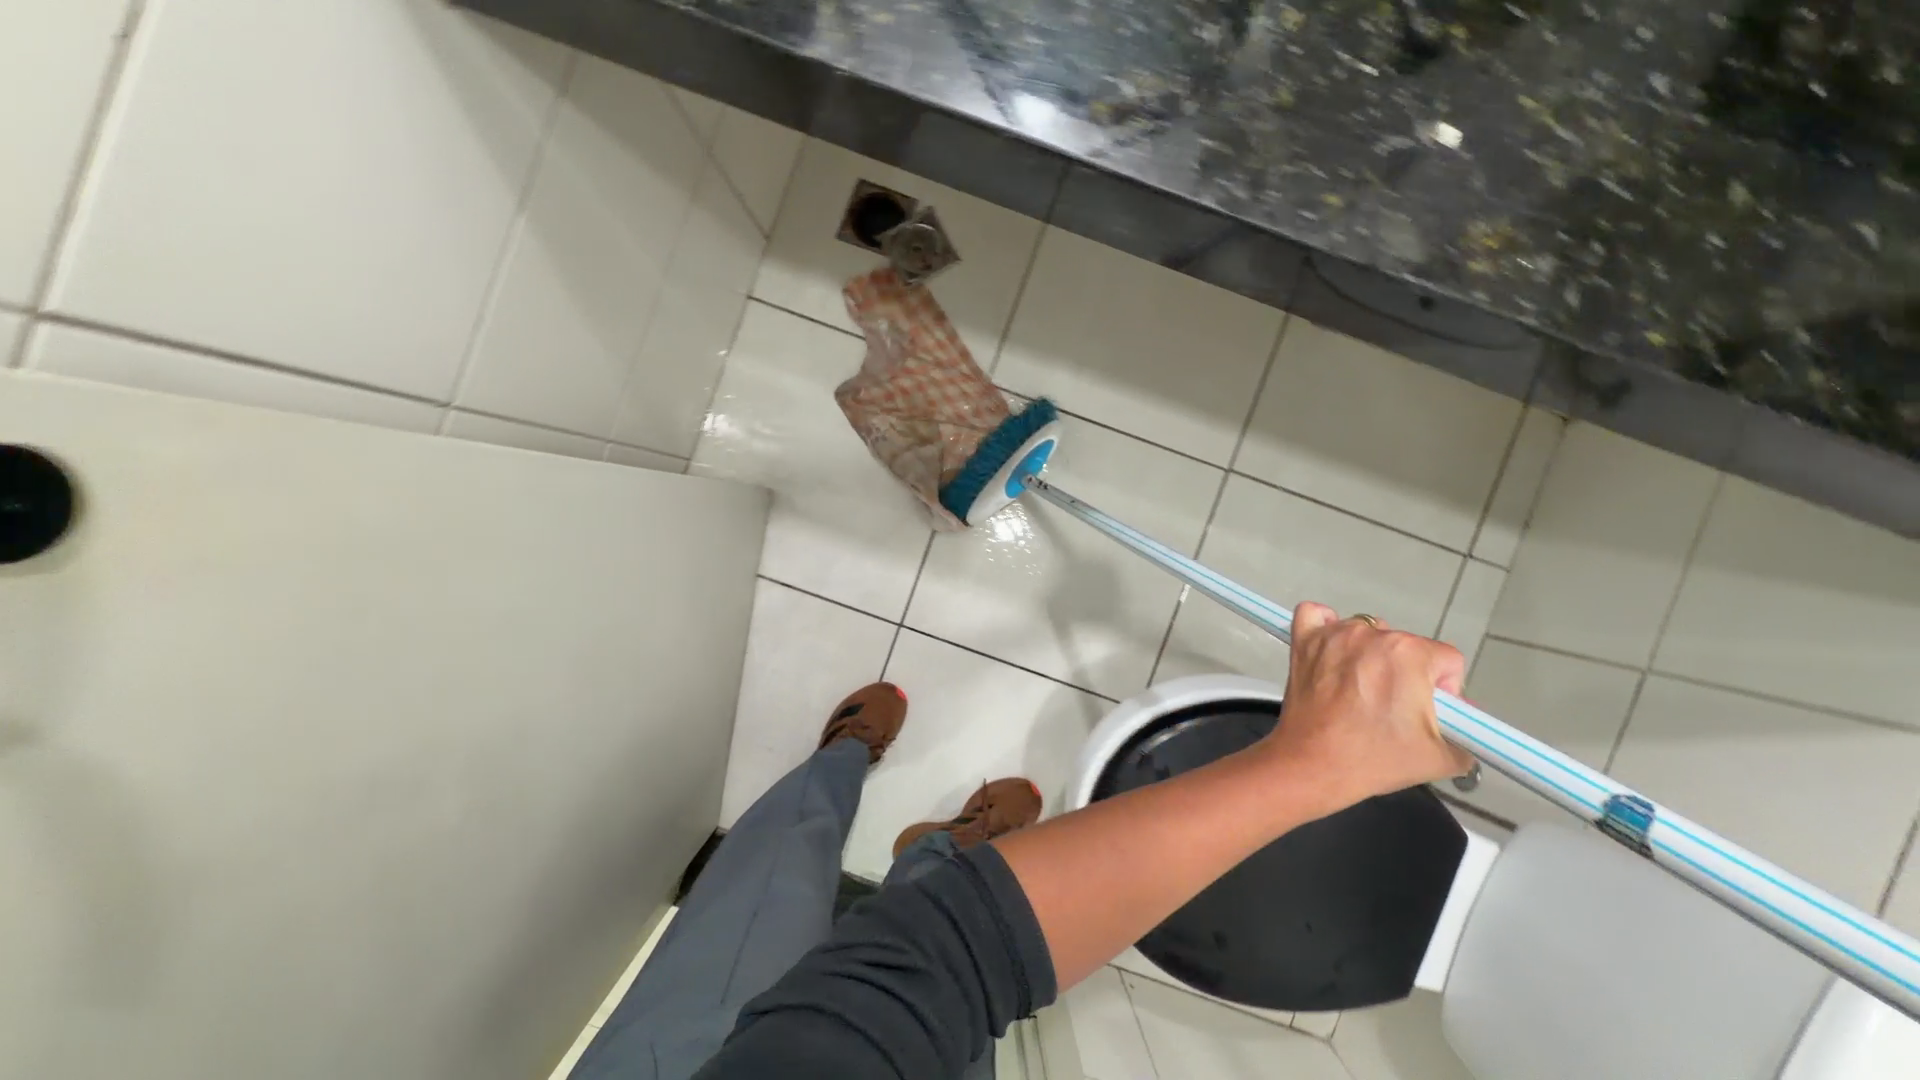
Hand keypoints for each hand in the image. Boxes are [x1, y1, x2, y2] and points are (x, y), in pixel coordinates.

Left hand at [1259, 602, 1475, 814]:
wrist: (1313, 764)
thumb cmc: (1374, 758)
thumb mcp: (1441, 757)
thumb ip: (1469, 737)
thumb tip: (1466, 726)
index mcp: (1410, 654)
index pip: (1447, 660)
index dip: (1445, 689)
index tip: (1430, 713)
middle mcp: (1372, 634)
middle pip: (1406, 646)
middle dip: (1408, 674)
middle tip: (1393, 709)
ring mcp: (1334, 635)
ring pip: (1367, 633)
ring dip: (1370, 655)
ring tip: (1361, 689)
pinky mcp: (1304, 641)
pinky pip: (1316, 616)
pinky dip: (1326, 627)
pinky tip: (1332, 650)